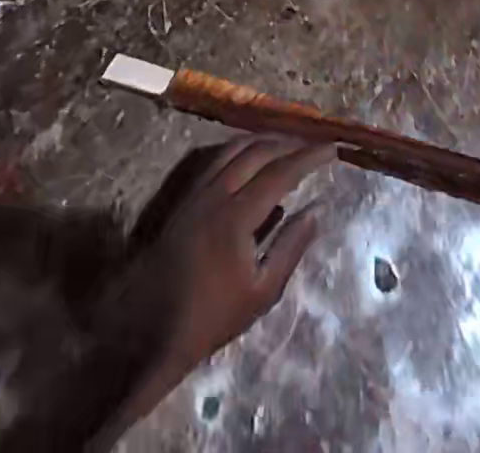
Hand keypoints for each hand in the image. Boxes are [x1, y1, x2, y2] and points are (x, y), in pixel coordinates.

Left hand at [103, 137, 336, 371]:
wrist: (145, 338)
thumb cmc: (211, 319)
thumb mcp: (263, 291)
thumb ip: (292, 244)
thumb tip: (317, 208)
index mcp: (235, 218)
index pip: (281, 172)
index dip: (310, 156)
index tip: (334, 149)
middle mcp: (213, 196)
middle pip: (257, 151)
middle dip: (291, 142)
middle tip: (315, 145)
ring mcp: (194, 196)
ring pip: (233, 148)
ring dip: (265, 140)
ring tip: (290, 144)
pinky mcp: (182, 201)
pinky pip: (216, 160)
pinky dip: (242, 149)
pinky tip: (254, 158)